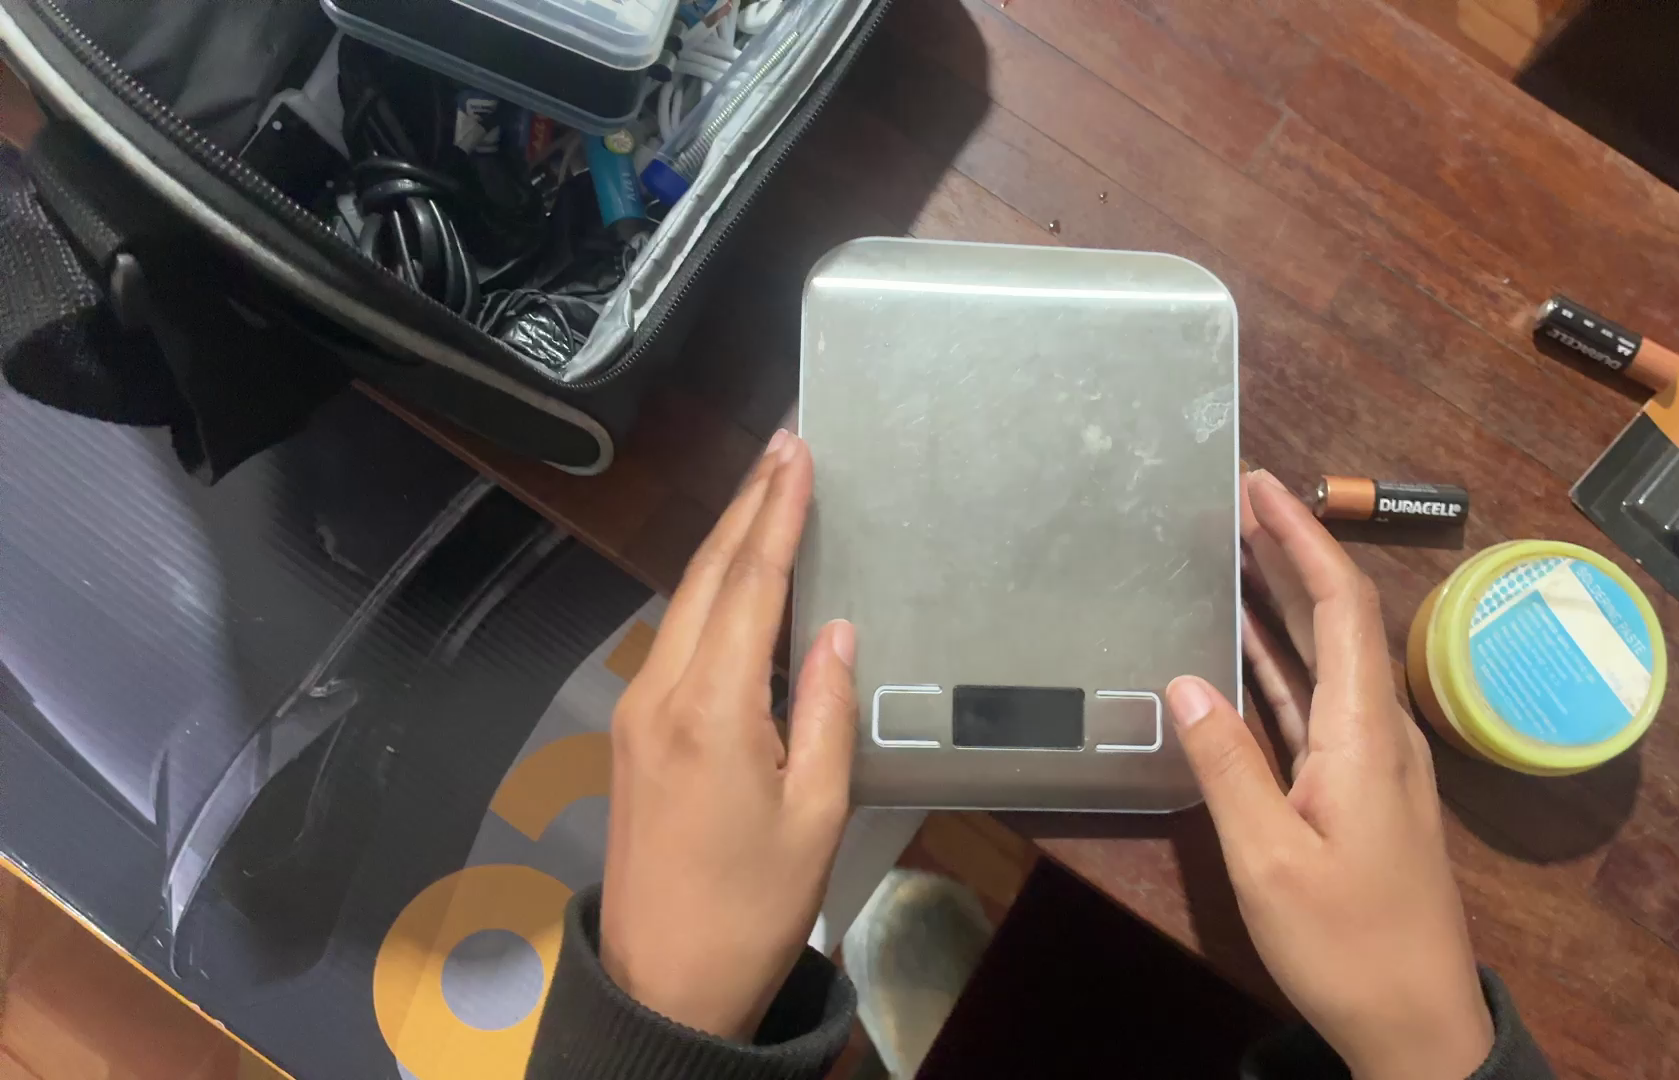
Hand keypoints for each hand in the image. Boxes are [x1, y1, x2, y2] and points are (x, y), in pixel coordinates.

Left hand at [600, 430, 855, 1038]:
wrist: (662, 982)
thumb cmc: (754, 903)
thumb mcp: (817, 811)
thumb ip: (824, 709)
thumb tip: (835, 628)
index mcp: (712, 710)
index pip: (750, 586)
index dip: (777, 515)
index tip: (796, 457)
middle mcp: (661, 691)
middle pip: (708, 576)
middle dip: (748, 504)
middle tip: (782, 446)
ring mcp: (636, 706)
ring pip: (687, 598)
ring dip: (729, 539)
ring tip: (767, 489)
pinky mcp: (634, 725)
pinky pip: (679, 634)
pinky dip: (714, 587)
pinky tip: (739, 571)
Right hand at [1168, 470, 1491, 1079]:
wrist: (1418, 1028)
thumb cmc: (1346, 943)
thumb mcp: (1270, 858)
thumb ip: (1227, 764)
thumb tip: (1183, 683)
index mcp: (1363, 732)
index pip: (1339, 608)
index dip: (1302, 541)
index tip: (1264, 490)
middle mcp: (1374, 728)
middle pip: (1335, 617)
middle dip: (1290, 552)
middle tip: (1240, 503)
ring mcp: (1366, 754)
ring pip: (1322, 655)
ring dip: (1281, 600)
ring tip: (1232, 554)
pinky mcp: (1351, 780)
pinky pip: (1310, 697)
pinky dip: (1275, 659)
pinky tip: (1238, 646)